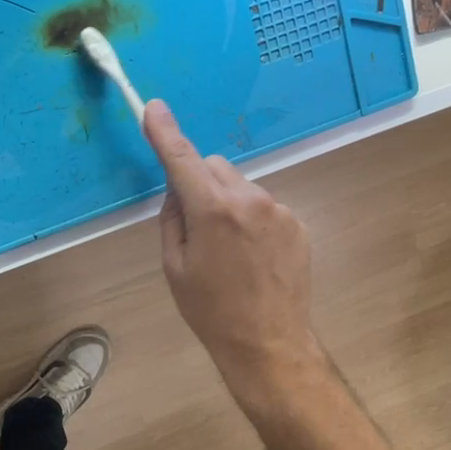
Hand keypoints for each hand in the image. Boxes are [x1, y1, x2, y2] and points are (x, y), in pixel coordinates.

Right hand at [143, 100, 318, 393]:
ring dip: (227, 202)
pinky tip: (253, 257)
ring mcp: (278, 210)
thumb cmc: (211, 311)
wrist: (268, 342)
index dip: (165, 132)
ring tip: (229, 251)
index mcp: (212, 210)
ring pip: (240, 186)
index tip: (154, 107)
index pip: (182, 159)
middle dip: (199, 183)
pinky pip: (263, 206)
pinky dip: (251, 219)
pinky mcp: (296, 224)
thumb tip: (178, 191)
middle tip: (195, 226)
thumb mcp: (175, 267)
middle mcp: (249, 200)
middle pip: (214, 167)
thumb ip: (173, 219)